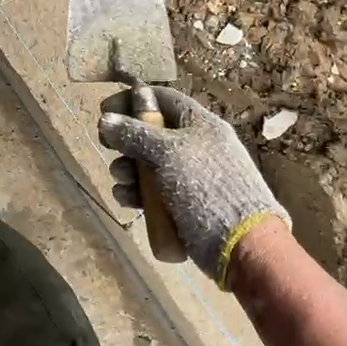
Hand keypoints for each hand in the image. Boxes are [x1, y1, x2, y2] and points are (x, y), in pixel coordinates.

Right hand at [99, 87, 289, 286]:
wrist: (241, 247)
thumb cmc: (205, 187)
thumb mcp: (167, 153)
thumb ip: (133, 134)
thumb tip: (105, 120)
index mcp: (200, 125)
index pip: (162, 99)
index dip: (132, 100)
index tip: (104, 111)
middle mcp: (195, 147)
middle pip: (150, 133)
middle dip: (125, 141)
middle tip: (107, 147)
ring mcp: (190, 177)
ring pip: (147, 165)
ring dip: (127, 170)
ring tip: (121, 180)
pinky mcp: (184, 204)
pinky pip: (153, 191)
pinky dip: (137, 193)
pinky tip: (127, 200)